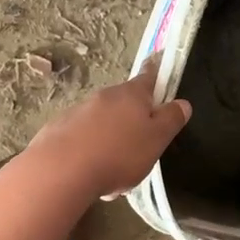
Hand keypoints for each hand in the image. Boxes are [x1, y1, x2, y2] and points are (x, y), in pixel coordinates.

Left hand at [26, 66, 191, 196]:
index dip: (157, 71)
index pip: (149, 75)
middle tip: (140, 150)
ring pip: (102, 124)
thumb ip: (171, 120)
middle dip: (133, 121)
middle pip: (124, 103)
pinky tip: (90, 176)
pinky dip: (89, 153)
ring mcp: (77, 112)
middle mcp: (104, 96)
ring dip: (110, 141)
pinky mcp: (57, 131)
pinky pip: (82, 140)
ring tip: (114, 173)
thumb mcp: (156, 139)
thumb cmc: (118, 153)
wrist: (60, 171)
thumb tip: (182, 103)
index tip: (159, 62)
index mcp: (131, 94)